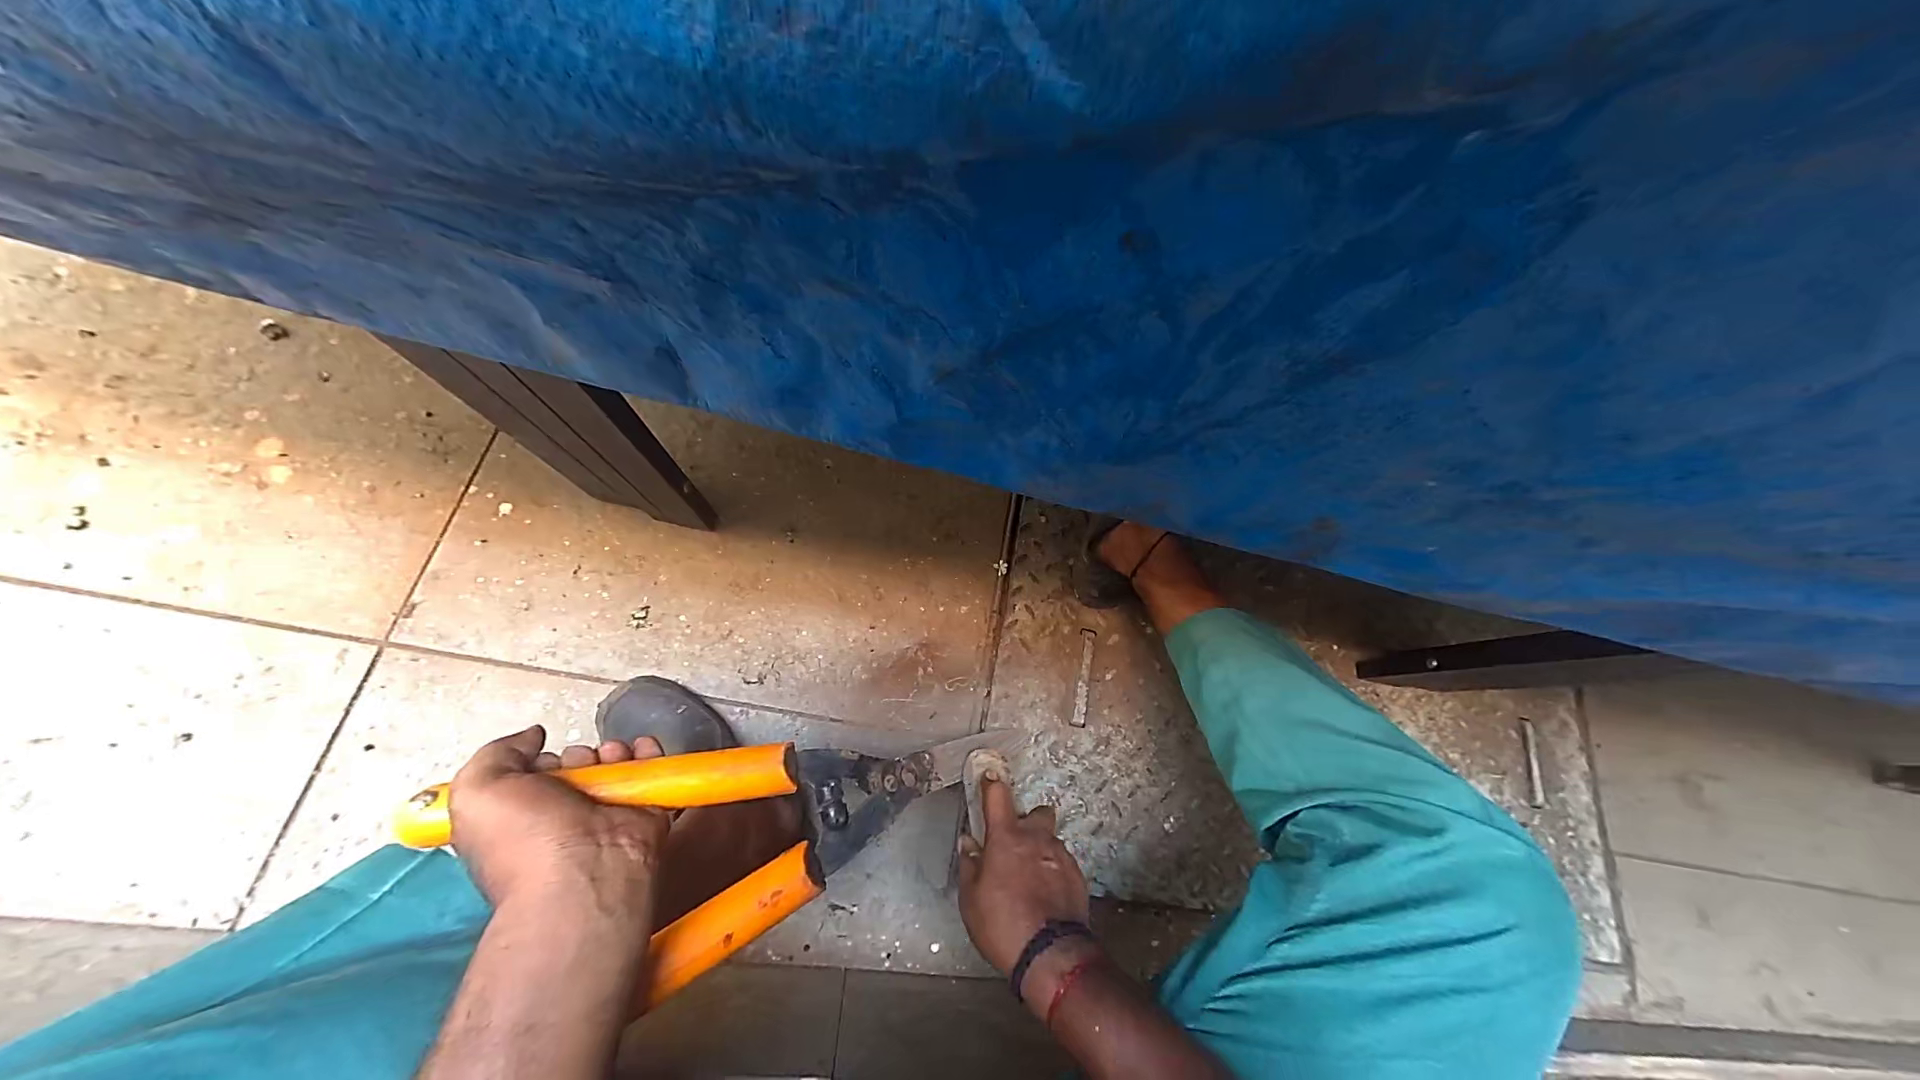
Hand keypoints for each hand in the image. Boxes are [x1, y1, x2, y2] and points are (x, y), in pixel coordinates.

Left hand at [448, 725, 670, 915]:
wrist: (583, 871)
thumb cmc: (523, 841)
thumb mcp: (476, 793)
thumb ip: (495, 754)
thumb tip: (531, 737)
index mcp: (522, 815)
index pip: (535, 771)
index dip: (537, 759)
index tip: (540, 762)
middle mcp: (565, 814)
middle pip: (578, 762)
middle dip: (580, 754)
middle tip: (579, 767)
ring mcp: (607, 812)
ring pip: (614, 763)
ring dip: (615, 751)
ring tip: (612, 759)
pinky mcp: (644, 809)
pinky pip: (651, 770)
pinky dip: (649, 755)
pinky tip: (640, 752)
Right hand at [956, 777, 1096, 1004]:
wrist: (1050, 956)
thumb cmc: (1002, 924)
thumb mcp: (971, 898)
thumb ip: (970, 865)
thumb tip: (968, 844)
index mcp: (1007, 837)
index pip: (998, 795)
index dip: (991, 783)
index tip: (988, 777)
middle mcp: (1037, 838)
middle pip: (1037, 812)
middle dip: (1028, 821)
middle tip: (1015, 844)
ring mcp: (1061, 856)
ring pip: (1050, 840)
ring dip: (1040, 851)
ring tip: (1029, 879)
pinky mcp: (1077, 876)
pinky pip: (1062, 863)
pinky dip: (1053, 872)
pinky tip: (1045, 895)